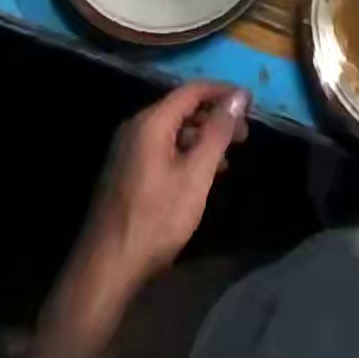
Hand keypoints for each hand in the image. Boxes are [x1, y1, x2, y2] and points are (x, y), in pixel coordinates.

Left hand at [75, 80, 248, 290]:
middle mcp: (136, 127)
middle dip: (215, 116)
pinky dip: (186, 150)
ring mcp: (128, 148)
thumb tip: (238, 96)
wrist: (107, 267)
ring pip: (172, 129)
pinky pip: (161, 146)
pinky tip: (203, 171)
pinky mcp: (127, 168)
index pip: (192, 90)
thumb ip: (217, 133)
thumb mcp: (195, 175)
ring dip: (202, 135)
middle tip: (244, 134)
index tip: (251, 102)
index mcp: (151, 122)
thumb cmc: (156, 219)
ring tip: (229, 154)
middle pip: (181, 108)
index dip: (223, 92)